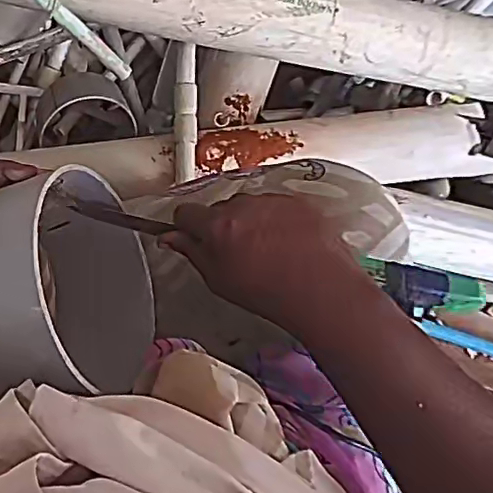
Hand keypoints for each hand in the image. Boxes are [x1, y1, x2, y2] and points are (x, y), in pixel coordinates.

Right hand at [159, 193, 366, 318]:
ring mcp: (271, 201)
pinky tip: (286, 245)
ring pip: (248, 207)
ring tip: (266, 251)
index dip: (186, 227)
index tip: (194, 238)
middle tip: (235, 253)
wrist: (322, 290)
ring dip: (250, 222)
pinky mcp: (296, 202)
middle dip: (222, 225)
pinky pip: (275, 206)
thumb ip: (191, 252)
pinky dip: (276, 220)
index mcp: (216, 225)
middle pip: (218, 209)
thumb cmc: (269, 291)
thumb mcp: (217, 279)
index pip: (184, 212)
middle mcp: (242, 206)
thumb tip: (170, 237)